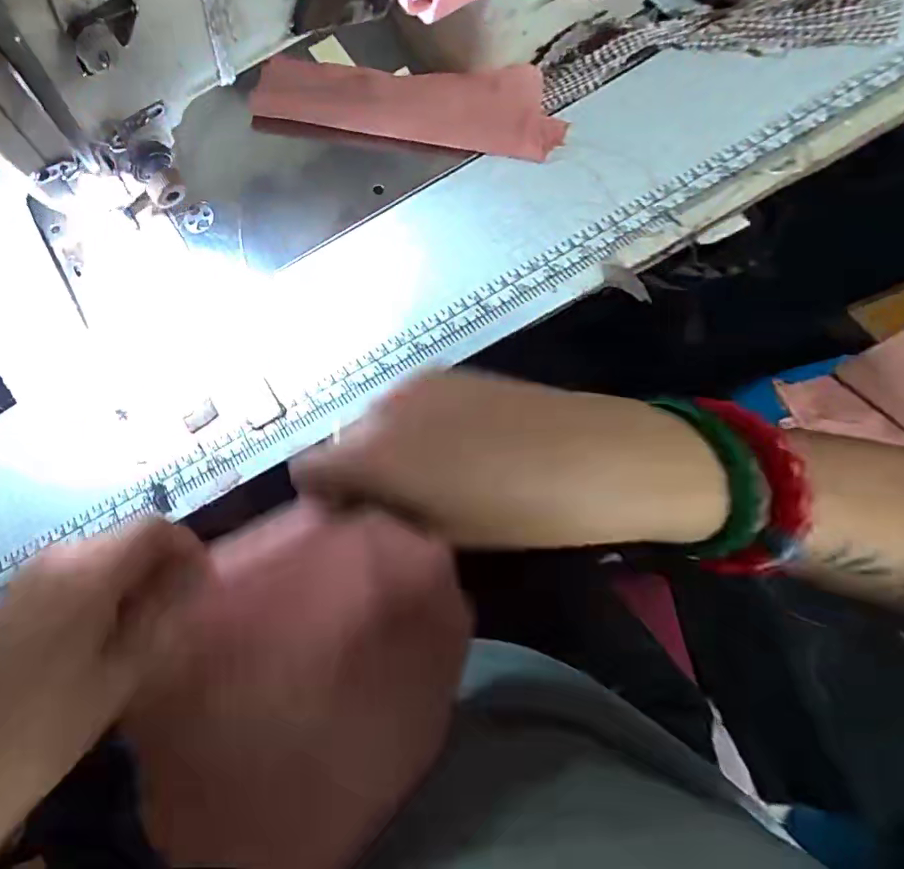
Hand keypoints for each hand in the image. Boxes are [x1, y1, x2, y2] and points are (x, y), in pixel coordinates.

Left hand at [0, 518, 206, 868]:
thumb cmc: (53, 723)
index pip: (153, 527)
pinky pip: (72, 571)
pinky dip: (99, 586)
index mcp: (88, 568)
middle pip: (126, 537)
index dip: (186, 546)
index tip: (203, 581)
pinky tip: (99, 632)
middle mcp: (59, 555)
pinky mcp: (14, 593)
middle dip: (159, 564)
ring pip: (100, 554)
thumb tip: (195, 576)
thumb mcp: (122, 672)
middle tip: (177, 608)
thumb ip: (163, 612)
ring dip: (130, 576)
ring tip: (142, 624)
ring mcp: (30, 572)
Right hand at [291, 371, 728, 548]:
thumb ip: (383, 516)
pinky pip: (409, 403)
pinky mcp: (447, 371)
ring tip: (433, 474)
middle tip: (398, 502)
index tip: (354, 518)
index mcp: (373, 455)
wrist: (595, 456)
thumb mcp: (440, 532)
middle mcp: (383, 409)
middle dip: (358, 472)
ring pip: (377, 421)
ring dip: (389, 446)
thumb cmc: (518, 513)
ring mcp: (416, 384)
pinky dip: (415, 425)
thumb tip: (356, 510)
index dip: (323, 498)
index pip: (308, 469)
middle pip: (344, 443)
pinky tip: (459, 444)